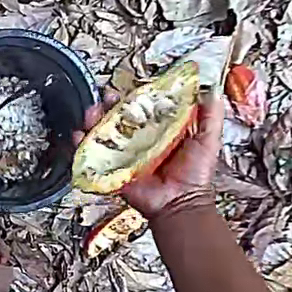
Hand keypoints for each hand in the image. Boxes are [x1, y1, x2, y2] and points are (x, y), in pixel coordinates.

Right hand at [79, 89, 224, 217]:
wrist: (181, 203)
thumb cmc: (195, 175)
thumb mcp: (208, 140)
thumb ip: (210, 116)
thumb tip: (212, 91)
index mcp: (159, 129)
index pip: (142, 106)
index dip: (133, 95)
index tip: (128, 88)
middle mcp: (139, 139)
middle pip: (118, 116)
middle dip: (108, 105)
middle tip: (106, 98)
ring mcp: (125, 154)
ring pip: (102, 132)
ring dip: (93, 119)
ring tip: (92, 113)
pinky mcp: (113, 168)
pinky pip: (93, 155)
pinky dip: (81, 144)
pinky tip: (79, 135)